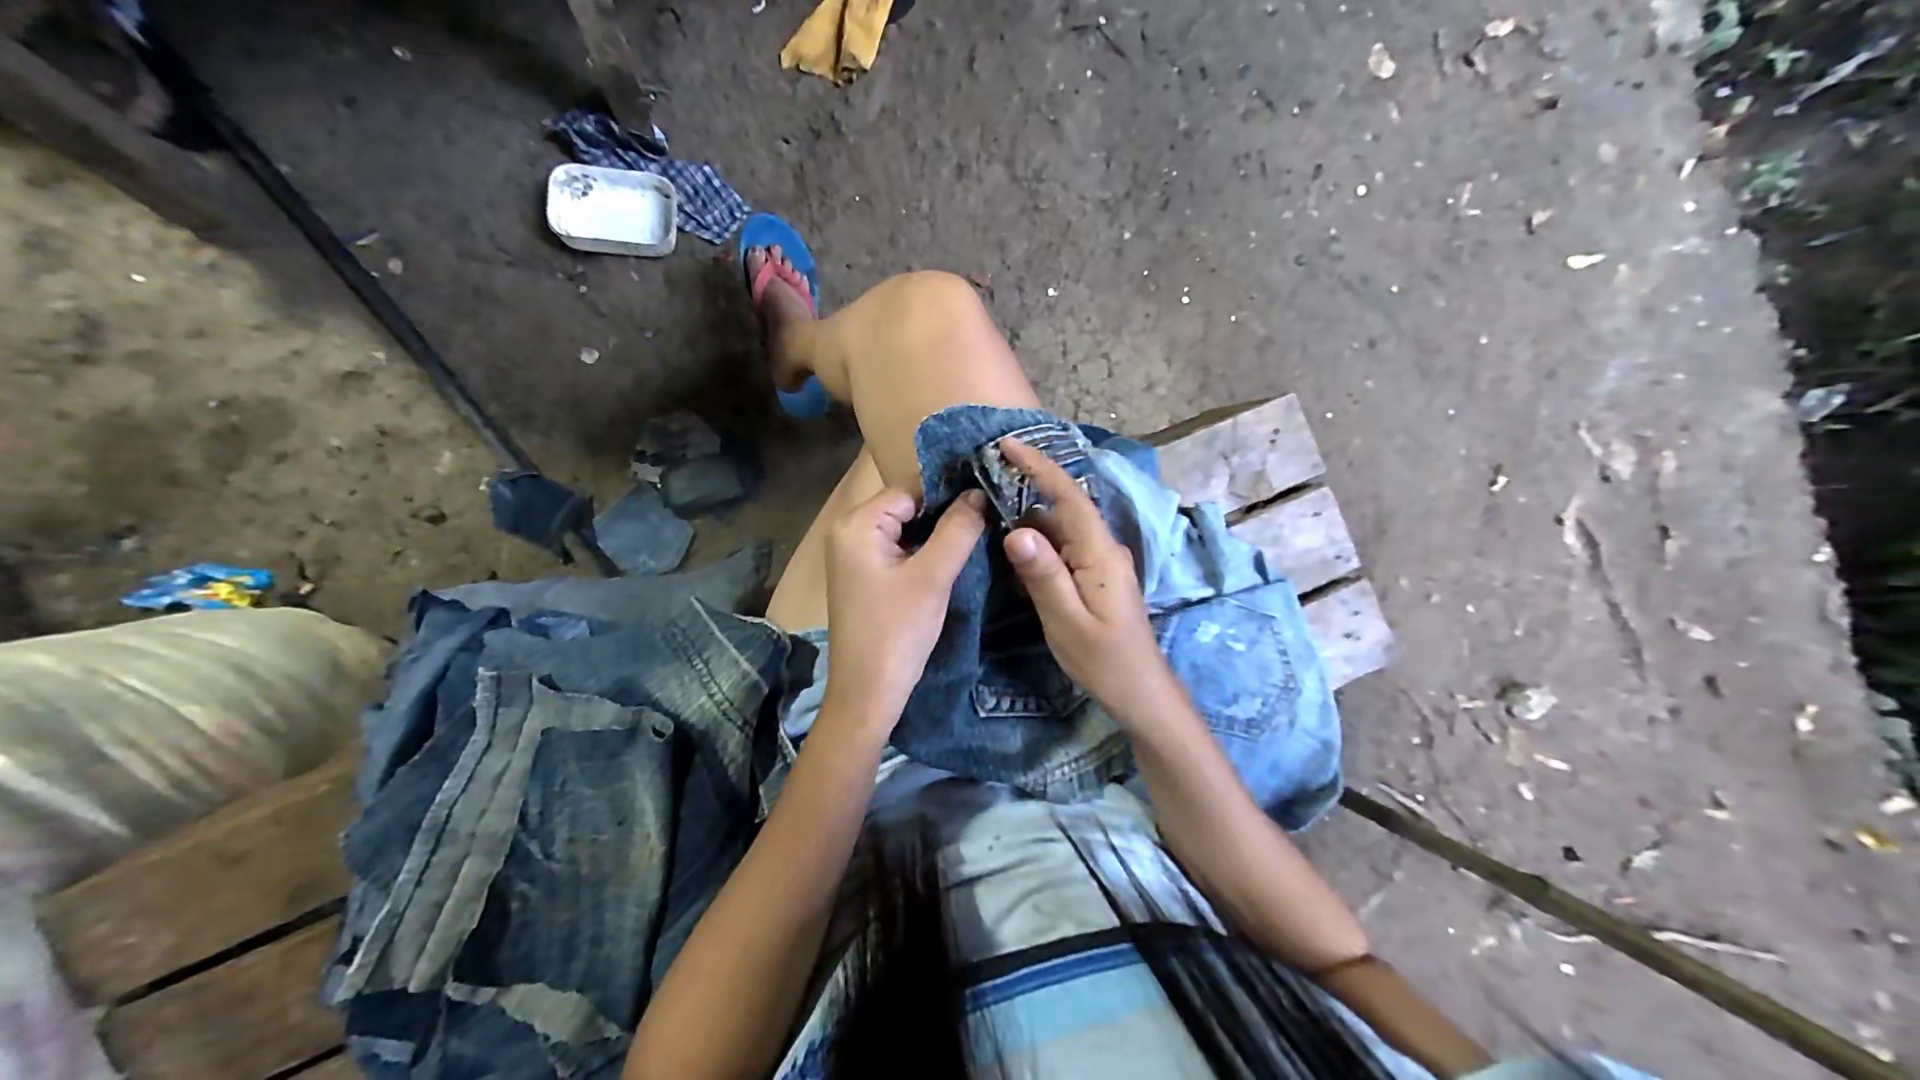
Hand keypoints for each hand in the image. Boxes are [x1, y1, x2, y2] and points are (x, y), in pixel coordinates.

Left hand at [822, 487, 986, 730]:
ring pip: (905, 529)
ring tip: (977, 538)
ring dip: (937, 535)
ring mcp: (853, 555)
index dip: (949, 493)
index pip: (911, 489)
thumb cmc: (897, 632)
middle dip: (944, 514)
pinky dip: (923, 553)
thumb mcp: (933, 576)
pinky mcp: (863, 576)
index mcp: (856, 524)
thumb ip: (958, 529)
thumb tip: (979, 492)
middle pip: (906, 507)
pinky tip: (951, 561)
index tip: (988, 500)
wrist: (867, 694)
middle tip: (988, 520)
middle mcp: (848, 531)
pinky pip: (898, 550)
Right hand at [998, 438, 1181, 723]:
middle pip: (1062, 508)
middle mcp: (1103, 548)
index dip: (1039, 467)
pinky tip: (1013, 556)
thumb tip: (1016, 531)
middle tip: (983, 486)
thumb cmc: (1104, 660)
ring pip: (1060, 530)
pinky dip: (1037, 546)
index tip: (1007, 443)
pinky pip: (1063, 549)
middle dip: (1025, 491)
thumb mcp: (1066, 620)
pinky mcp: (1095, 576)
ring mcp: (1101, 562)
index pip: (1068, 497)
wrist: (1140, 691)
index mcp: (1100, 553)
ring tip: (989, 520)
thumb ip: (1043, 574)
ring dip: (1028, 522)